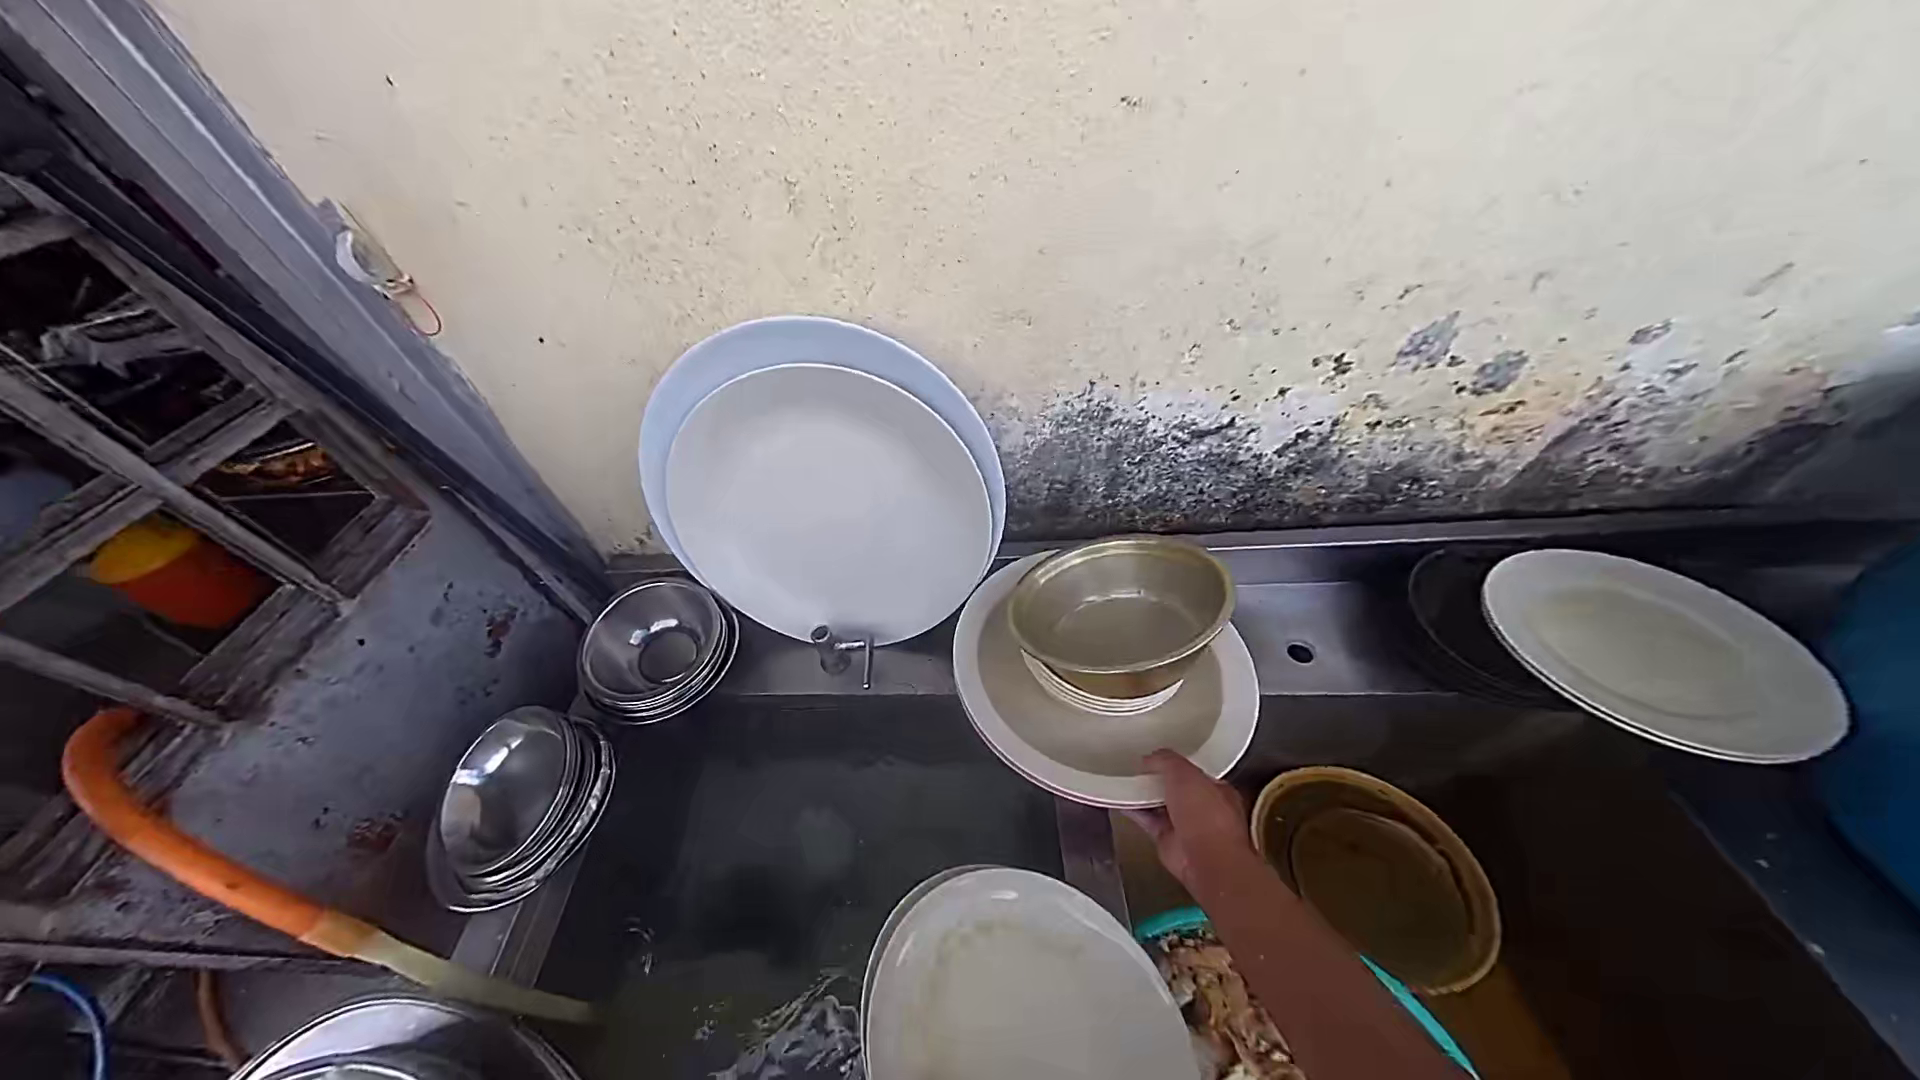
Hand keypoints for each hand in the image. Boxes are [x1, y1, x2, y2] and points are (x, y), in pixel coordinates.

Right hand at [1123, 750, 1257, 891]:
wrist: (1205, 859)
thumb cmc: (1209, 817)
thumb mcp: (1185, 773)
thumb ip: (1166, 761)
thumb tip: (1151, 758)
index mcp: (1216, 790)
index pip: (1195, 772)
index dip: (1176, 763)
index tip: (1159, 756)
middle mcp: (1202, 809)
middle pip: (1175, 789)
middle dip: (1158, 779)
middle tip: (1139, 767)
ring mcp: (1185, 827)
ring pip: (1159, 805)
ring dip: (1143, 795)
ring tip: (1125, 780)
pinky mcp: (1167, 840)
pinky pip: (1146, 820)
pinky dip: (1133, 810)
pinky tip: (1120, 800)